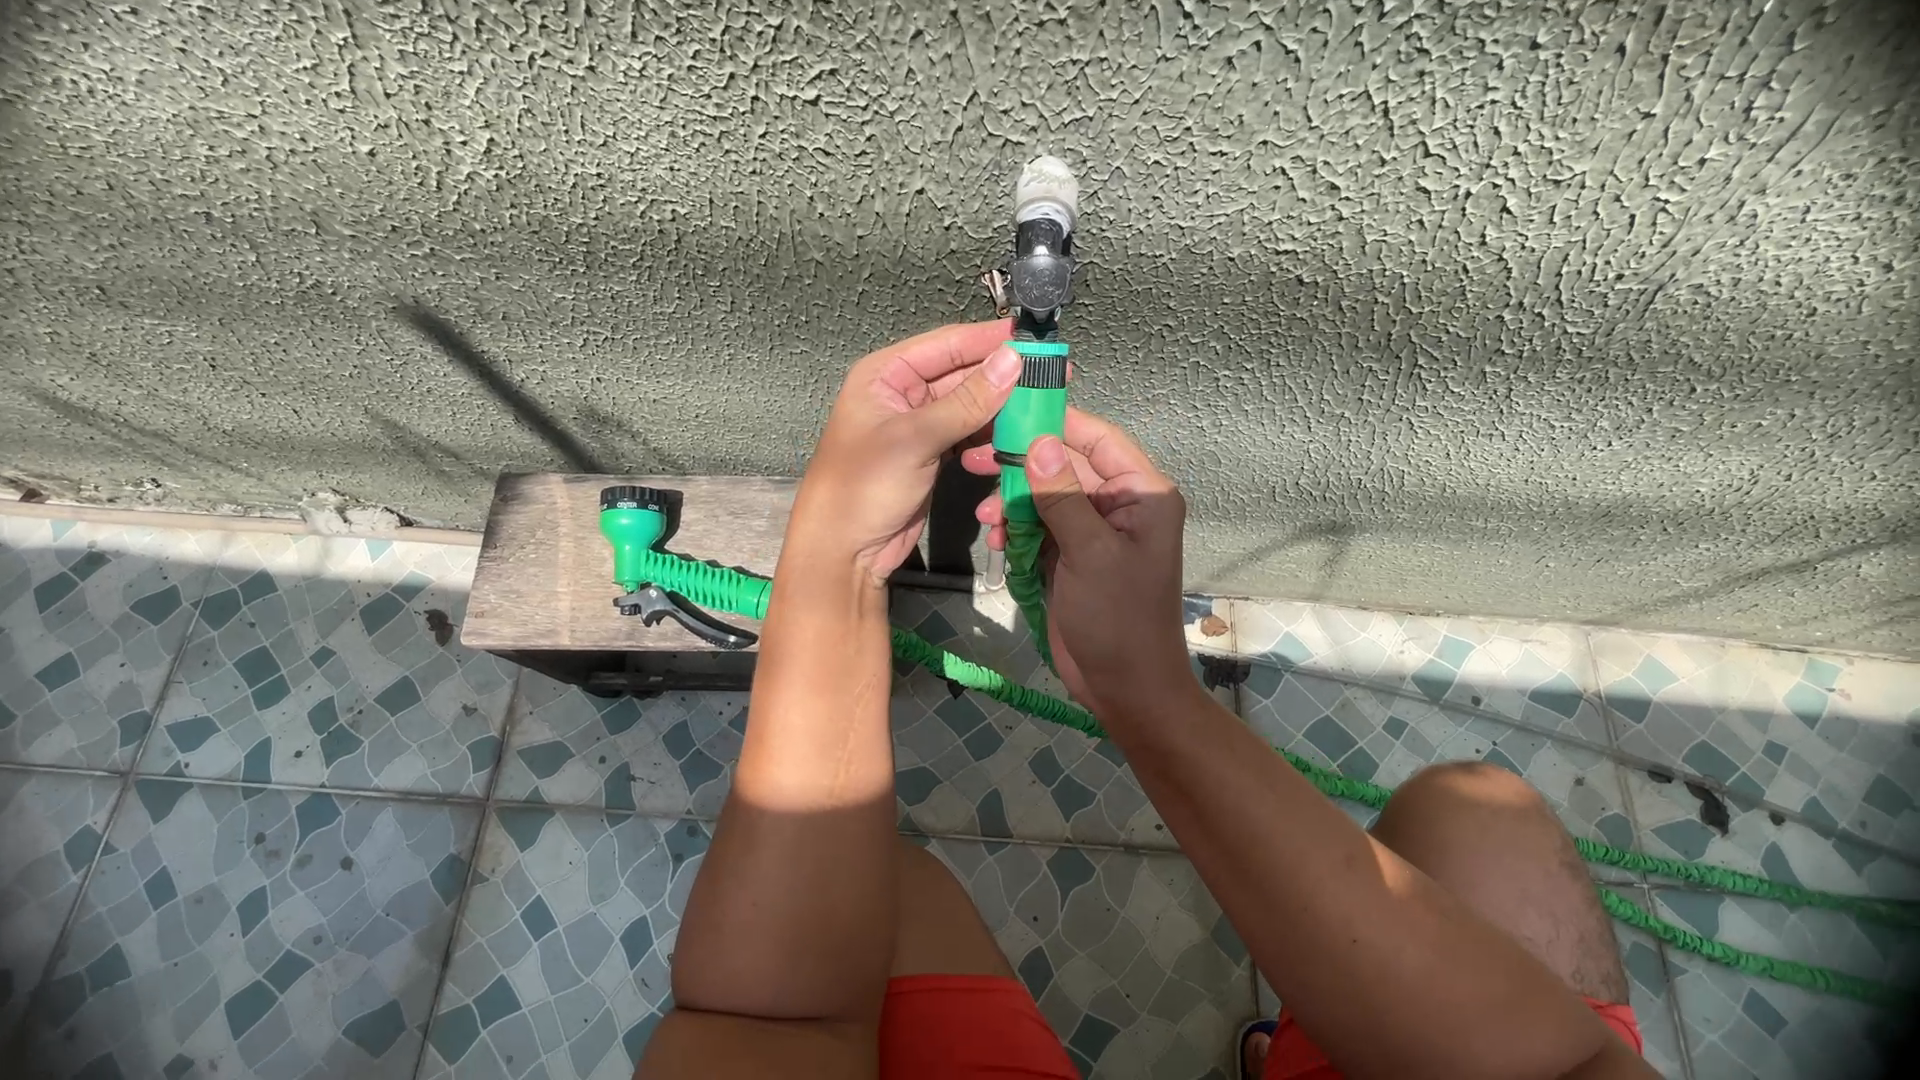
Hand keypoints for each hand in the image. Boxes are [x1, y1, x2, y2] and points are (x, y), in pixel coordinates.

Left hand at [792, 320, 1018, 581]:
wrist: (844, 550)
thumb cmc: (864, 486)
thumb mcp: (915, 439)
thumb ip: (967, 401)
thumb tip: (1013, 360)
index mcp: (886, 374)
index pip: (946, 345)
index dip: (990, 340)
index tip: (1036, 339)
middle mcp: (903, 393)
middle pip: (962, 374)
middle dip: (1004, 377)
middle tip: (1054, 375)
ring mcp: (920, 425)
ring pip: (970, 406)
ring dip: (1002, 409)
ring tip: (1044, 406)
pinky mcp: (933, 455)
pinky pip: (969, 435)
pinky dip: (990, 437)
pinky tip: (1017, 438)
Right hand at [961, 409, 1191, 715]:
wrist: (1125, 688)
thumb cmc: (1118, 619)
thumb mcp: (1091, 554)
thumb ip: (1064, 497)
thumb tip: (1040, 443)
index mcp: (1142, 495)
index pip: (1099, 440)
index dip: (1057, 423)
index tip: (1008, 413)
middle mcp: (1120, 505)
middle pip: (1066, 466)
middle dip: (1021, 465)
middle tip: (973, 459)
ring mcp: (1093, 532)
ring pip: (1047, 496)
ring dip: (1013, 501)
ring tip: (984, 516)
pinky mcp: (1071, 556)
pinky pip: (1040, 527)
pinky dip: (1016, 529)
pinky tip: (996, 539)